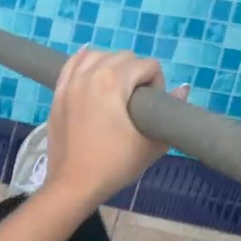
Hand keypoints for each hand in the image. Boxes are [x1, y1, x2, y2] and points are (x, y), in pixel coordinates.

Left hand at [41, 48, 187, 208]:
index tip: (151, 108)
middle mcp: (88, 75)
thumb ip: (171, 112)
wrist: (74, 184)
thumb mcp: (152, 143)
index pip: (147, 65)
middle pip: (122, 57)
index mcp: (112, 82)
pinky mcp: (57, 95)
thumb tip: (184, 89)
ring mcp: (69, 83)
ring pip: (96, 56)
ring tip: (117, 89)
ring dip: (111, 66)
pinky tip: (92, 70)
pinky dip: (84, 62)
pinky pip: (70, 65)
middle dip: (136, 73)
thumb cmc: (114, 165)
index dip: (157, 84)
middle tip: (136, 102)